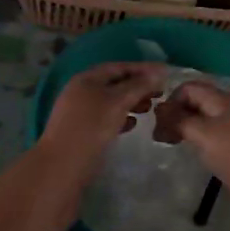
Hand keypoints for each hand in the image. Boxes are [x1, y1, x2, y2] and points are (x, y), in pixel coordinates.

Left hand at [41, 62, 165, 152]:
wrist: (63, 164)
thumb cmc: (91, 127)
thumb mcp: (117, 102)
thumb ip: (138, 86)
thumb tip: (159, 72)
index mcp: (87, 79)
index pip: (118, 67)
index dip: (142, 68)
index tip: (165, 73)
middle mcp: (81, 91)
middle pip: (114, 83)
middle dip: (138, 86)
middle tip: (160, 93)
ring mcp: (80, 110)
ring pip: (111, 101)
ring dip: (131, 102)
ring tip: (150, 108)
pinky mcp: (82, 129)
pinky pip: (106, 117)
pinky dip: (121, 117)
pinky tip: (133, 124)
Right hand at [153, 81, 229, 217]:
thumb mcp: (202, 134)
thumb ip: (179, 120)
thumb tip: (159, 110)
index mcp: (222, 99)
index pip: (188, 87)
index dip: (170, 101)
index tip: (158, 123)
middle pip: (195, 100)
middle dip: (175, 113)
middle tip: (161, 136)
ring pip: (203, 116)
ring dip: (184, 125)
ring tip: (172, 143)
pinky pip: (212, 129)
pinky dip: (197, 135)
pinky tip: (194, 149)